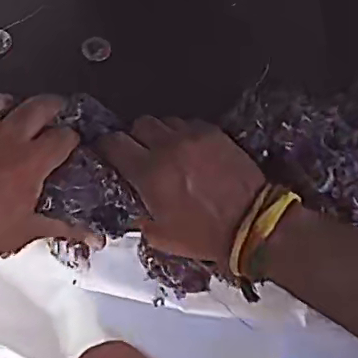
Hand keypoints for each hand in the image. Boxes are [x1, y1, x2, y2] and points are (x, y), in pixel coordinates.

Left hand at [0, 94, 86, 279]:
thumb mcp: (28, 230)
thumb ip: (63, 227)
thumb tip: (89, 236)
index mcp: (32, 161)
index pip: (64, 137)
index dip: (71, 138)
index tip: (70, 143)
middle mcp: (8, 139)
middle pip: (39, 106)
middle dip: (52, 106)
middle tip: (56, 110)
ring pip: (2, 102)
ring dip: (12, 105)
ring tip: (16, 113)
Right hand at [97, 117, 264, 262]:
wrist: (252, 225)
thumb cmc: (204, 235)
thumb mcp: (160, 236)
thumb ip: (137, 215)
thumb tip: (130, 204)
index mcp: (149, 174)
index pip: (113, 143)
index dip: (105, 147)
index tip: (106, 152)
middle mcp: (167, 148)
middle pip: (137, 125)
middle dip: (133, 137)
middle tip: (137, 152)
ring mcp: (192, 137)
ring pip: (163, 121)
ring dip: (158, 134)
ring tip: (163, 150)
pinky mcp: (214, 134)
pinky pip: (188, 123)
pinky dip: (182, 134)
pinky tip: (187, 150)